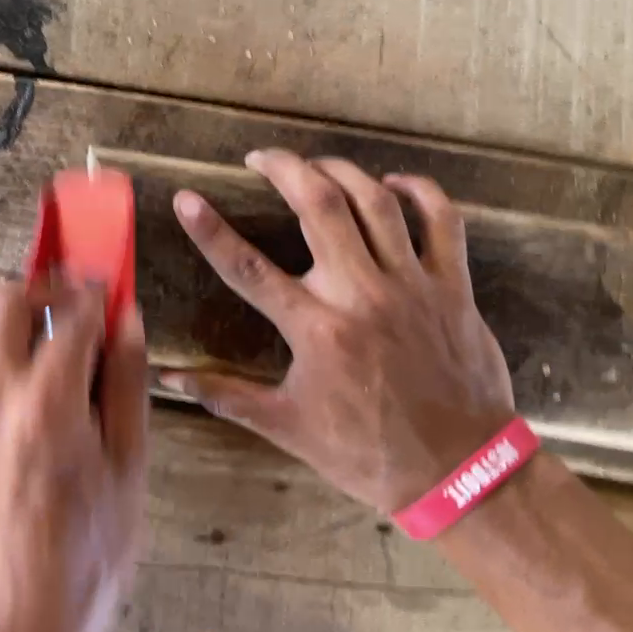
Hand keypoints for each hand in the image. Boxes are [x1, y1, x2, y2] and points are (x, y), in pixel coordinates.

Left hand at [0, 281, 149, 631]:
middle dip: (46, 286)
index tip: (108, 287)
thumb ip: (127, 381)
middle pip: (6, 294)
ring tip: (37, 320)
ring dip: (0, 299)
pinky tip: (14, 356)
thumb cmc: (86, 550)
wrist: (20, 607)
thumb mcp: (129, 466)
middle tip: (75, 304)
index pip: (70, 313)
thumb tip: (127, 318)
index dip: (95, 291)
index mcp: (48, 405)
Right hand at [160, 151, 513, 513]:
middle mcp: (360, 294)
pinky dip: (420, 192)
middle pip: (318, 208)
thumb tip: (168, 380)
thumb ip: (226, 395)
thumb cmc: (368, 452)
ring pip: (375, 202)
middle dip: (284, 169)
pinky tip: (393, 182)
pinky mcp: (453, 288)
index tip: (186, 197)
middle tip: (260, 157)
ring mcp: (411, 286)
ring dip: (340, 171)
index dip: (209, 229)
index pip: (247, 267)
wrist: (465, 474)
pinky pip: (443, 222)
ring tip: (313, 163)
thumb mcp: (287, 427)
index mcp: (315, 329)